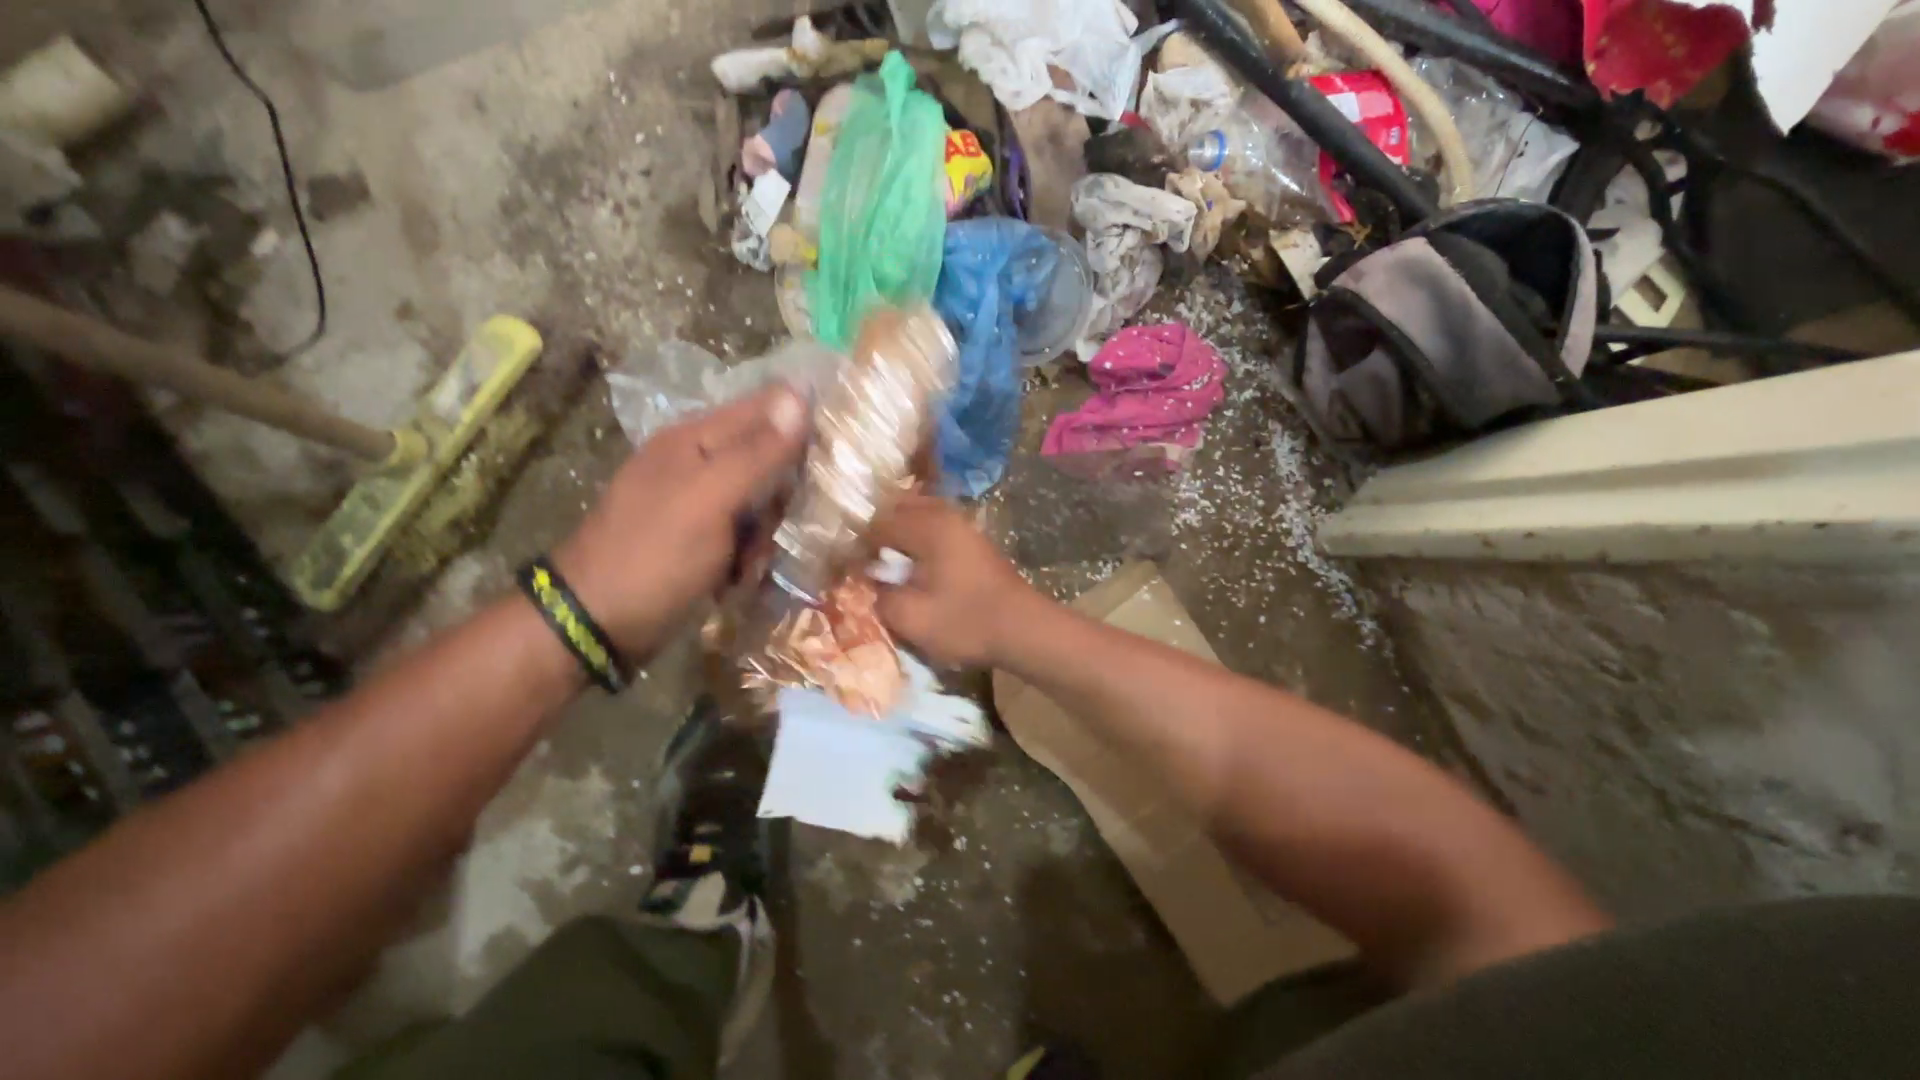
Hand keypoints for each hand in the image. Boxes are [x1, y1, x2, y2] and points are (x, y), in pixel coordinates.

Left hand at [554, 384, 807, 656]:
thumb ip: (757, 451)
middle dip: (783, 496)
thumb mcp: (710, 500)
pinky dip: (747, 558)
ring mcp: (695, 504)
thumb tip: (799, 394)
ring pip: (761, 504)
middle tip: (782, 525)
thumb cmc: (653, 555)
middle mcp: (697, 463)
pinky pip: (742, 536)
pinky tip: (738, 580)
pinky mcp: (697, 541)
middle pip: (768, 460)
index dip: (805, 421)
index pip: (766, 408)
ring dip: (766, 535)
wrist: (594, 624)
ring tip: (751, 563)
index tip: (844, 448)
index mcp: (695, 439)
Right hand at [869, 495, 1041, 668]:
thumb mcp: (911, 618)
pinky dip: (921, 541)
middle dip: (880, 533)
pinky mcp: (974, 541)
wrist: (1023, 630)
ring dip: (902, 535)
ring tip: (891, 565)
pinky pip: (937, 528)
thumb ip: (881, 596)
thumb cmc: (965, 622)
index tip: (852, 570)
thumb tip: (874, 582)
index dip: (859, 547)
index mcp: (927, 526)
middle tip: (869, 563)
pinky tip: (918, 568)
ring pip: (920, 516)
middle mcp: (946, 515)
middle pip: (899, 509)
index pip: (878, 524)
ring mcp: (964, 526)